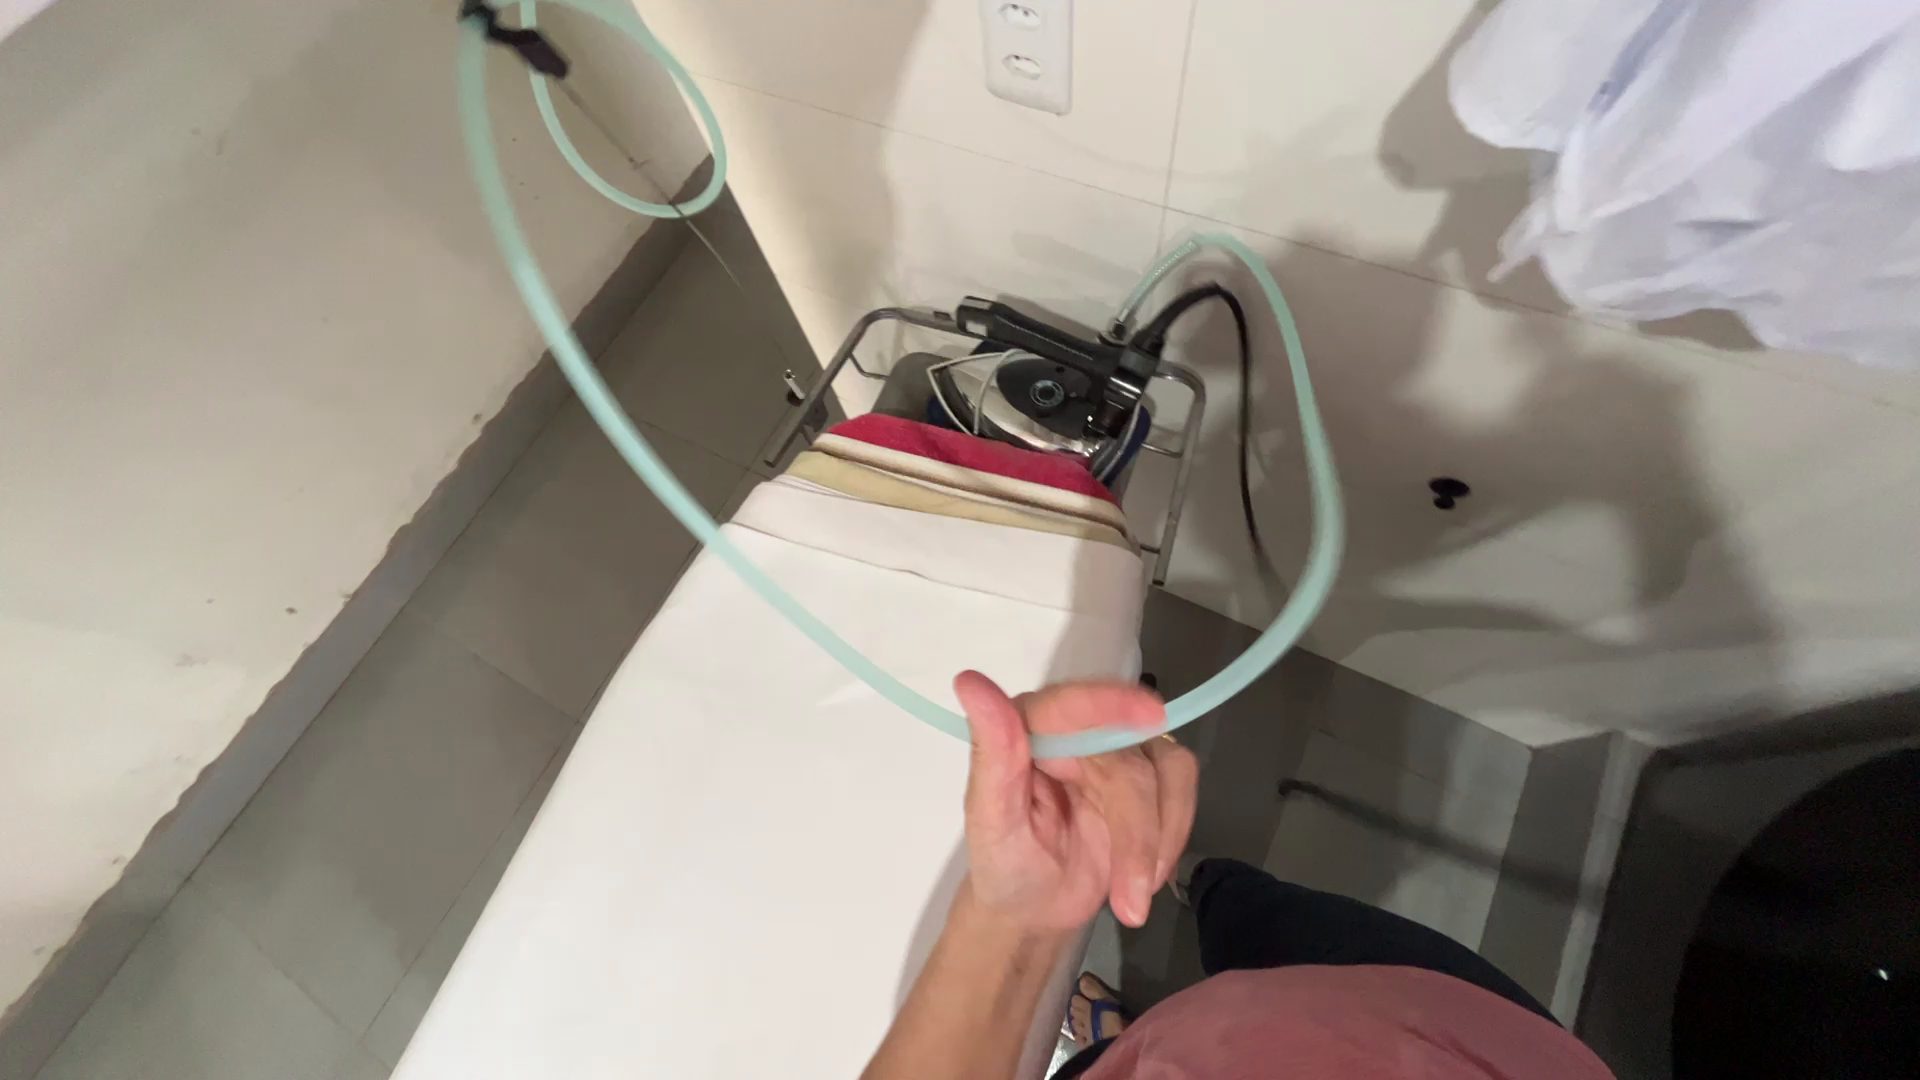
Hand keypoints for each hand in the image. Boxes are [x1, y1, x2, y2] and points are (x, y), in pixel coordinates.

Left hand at [954, 671, 1198, 931]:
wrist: (1034, 909)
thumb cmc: (1003, 865)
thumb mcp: (989, 820)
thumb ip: (990, 753)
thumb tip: (969, 682)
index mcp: (1029, 725)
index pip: (1071, 702)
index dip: (1110, 703)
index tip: (1150, 714)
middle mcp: (1074, 728)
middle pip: (1130, 751)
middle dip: (1137, 828)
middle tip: (1129, 900)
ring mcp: (1114, 751)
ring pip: (1165, 767)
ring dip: (1157, 839)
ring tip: (1131, 900)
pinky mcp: (1147, 777)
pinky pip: (1180, 785)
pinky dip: (1174, 834)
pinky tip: (1146, 879)